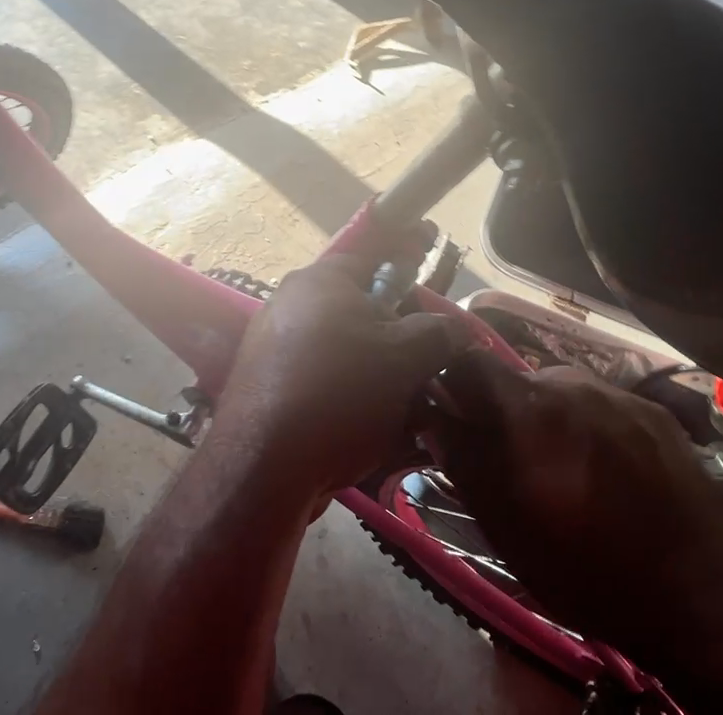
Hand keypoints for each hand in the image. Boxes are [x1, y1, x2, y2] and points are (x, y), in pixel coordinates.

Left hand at [211, 255, 469, 499]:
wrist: (266, 466)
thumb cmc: (342, 394)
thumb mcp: (407, 358)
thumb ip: (439, 333)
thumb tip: (456, 329)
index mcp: (320, 281)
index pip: (373, 255)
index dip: (409, 263)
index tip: (432, 279)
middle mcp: (291, 305)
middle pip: (363, 311)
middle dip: (402, 341)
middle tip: (430, 372)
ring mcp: (276, 348)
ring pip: (348, 354)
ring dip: (384, 379)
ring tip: (411, 416)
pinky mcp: (271, 389)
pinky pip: (326, 384)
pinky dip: (355, 402)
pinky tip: (378, 436)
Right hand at [433, 360, 722, 660]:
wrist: (698, 601)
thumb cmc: (583, 569)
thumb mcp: (503, 524)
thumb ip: (463, 459)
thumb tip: (437, 415)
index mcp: (528, 409)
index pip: (469, 360)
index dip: (454, 384)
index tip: (457, 419)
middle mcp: (573, 385)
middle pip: (518, 380)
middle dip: (507, 412)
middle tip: (516, 463)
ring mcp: (621, 396)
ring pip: (563, 392)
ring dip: (552, 419)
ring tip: (568, 471)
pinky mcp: (657, 414)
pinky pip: (605, 405)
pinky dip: (593, 427)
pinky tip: (611, 475)